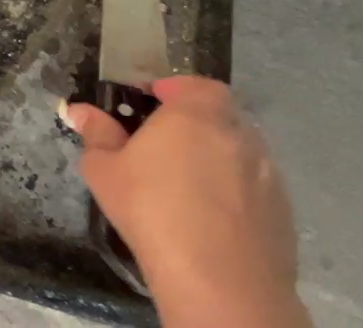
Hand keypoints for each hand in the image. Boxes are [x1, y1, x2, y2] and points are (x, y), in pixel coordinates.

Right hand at [67, 76, 307, 326]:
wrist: (219, 277)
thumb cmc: (150, 207)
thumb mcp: (103, 166)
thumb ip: (96, 133)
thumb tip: (79, 110)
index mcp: (196, 119)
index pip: (200, 86)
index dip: (176, 88)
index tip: (149, 101)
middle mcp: (240, 140)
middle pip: (221, 117)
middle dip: (192, 122)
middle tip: (157, 140)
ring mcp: (268, 177)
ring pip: (239, 151)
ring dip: (213, 154)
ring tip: (179, 177)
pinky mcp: (282, 211)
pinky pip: (253, 183)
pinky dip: (231, 185)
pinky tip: (205, 208)